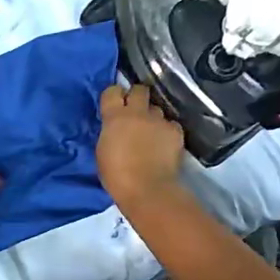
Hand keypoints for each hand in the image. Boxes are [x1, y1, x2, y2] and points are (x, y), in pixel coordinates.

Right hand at [96, 83, 186, 205]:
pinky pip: (170, 124)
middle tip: (134, 112)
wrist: (147, 188)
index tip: (114, 104)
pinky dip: (166, 131)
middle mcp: (139, 113)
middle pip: (139, 90)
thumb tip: (116, 127)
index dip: (114, 95)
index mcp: (115, 118)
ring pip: (156, 109)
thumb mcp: (103, 151)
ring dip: (152, 117)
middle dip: (136, 97)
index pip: (112, 91)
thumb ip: (110, 132)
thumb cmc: (116, 175)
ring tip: (150, 132)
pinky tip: (163, 143)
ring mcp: (160, 121)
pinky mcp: (176, 131)